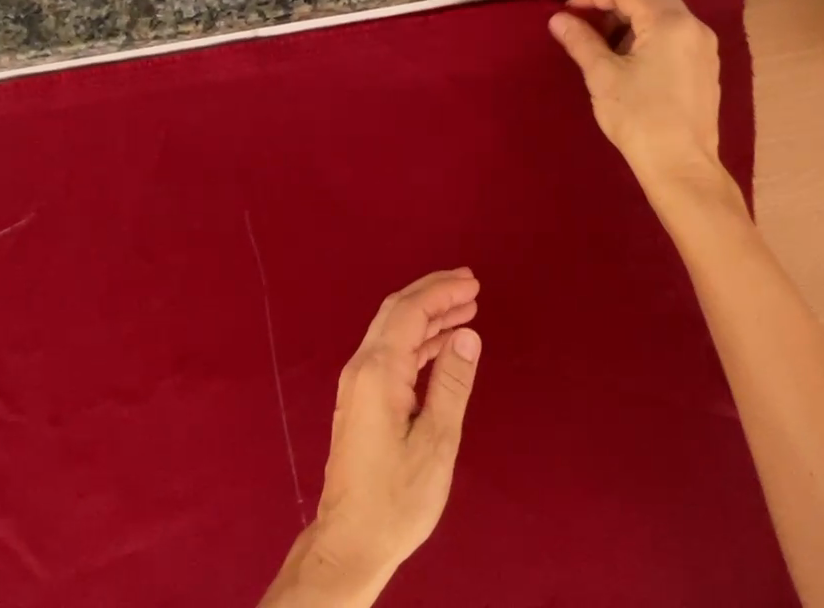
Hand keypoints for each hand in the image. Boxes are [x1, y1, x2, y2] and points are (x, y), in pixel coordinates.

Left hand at [259, 270, 481, 607]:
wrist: (350, 539)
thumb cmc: (397, 497)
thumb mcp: (436, 442)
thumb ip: (451, 384)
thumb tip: (466, 335)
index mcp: (377, 372)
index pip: (409, 313)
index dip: (440, 292)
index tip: (473, 283)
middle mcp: (361, 368)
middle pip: (395, 312)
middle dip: (432, 293)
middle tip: (470, 284)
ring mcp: (357, 384)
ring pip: (392, 332)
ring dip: (427, 317)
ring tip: (465, 310)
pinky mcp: (360, 400)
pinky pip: (390, 354)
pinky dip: (418, 342)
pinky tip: (442, 346)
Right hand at [547, 0, 722, 183]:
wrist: (679, 163)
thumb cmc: (638, 117)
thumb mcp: (602, 76)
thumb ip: (581, 41)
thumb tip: (558, 20)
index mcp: (669, 23)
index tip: (568, 14)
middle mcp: (693, 26)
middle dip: (613, 3)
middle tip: (585, 24)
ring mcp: (704, 46)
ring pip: (664, 13)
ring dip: (631, 19)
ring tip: (603, 45)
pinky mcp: (705, 65)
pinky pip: (675, 33)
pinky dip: (648, 34)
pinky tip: (629, 60)